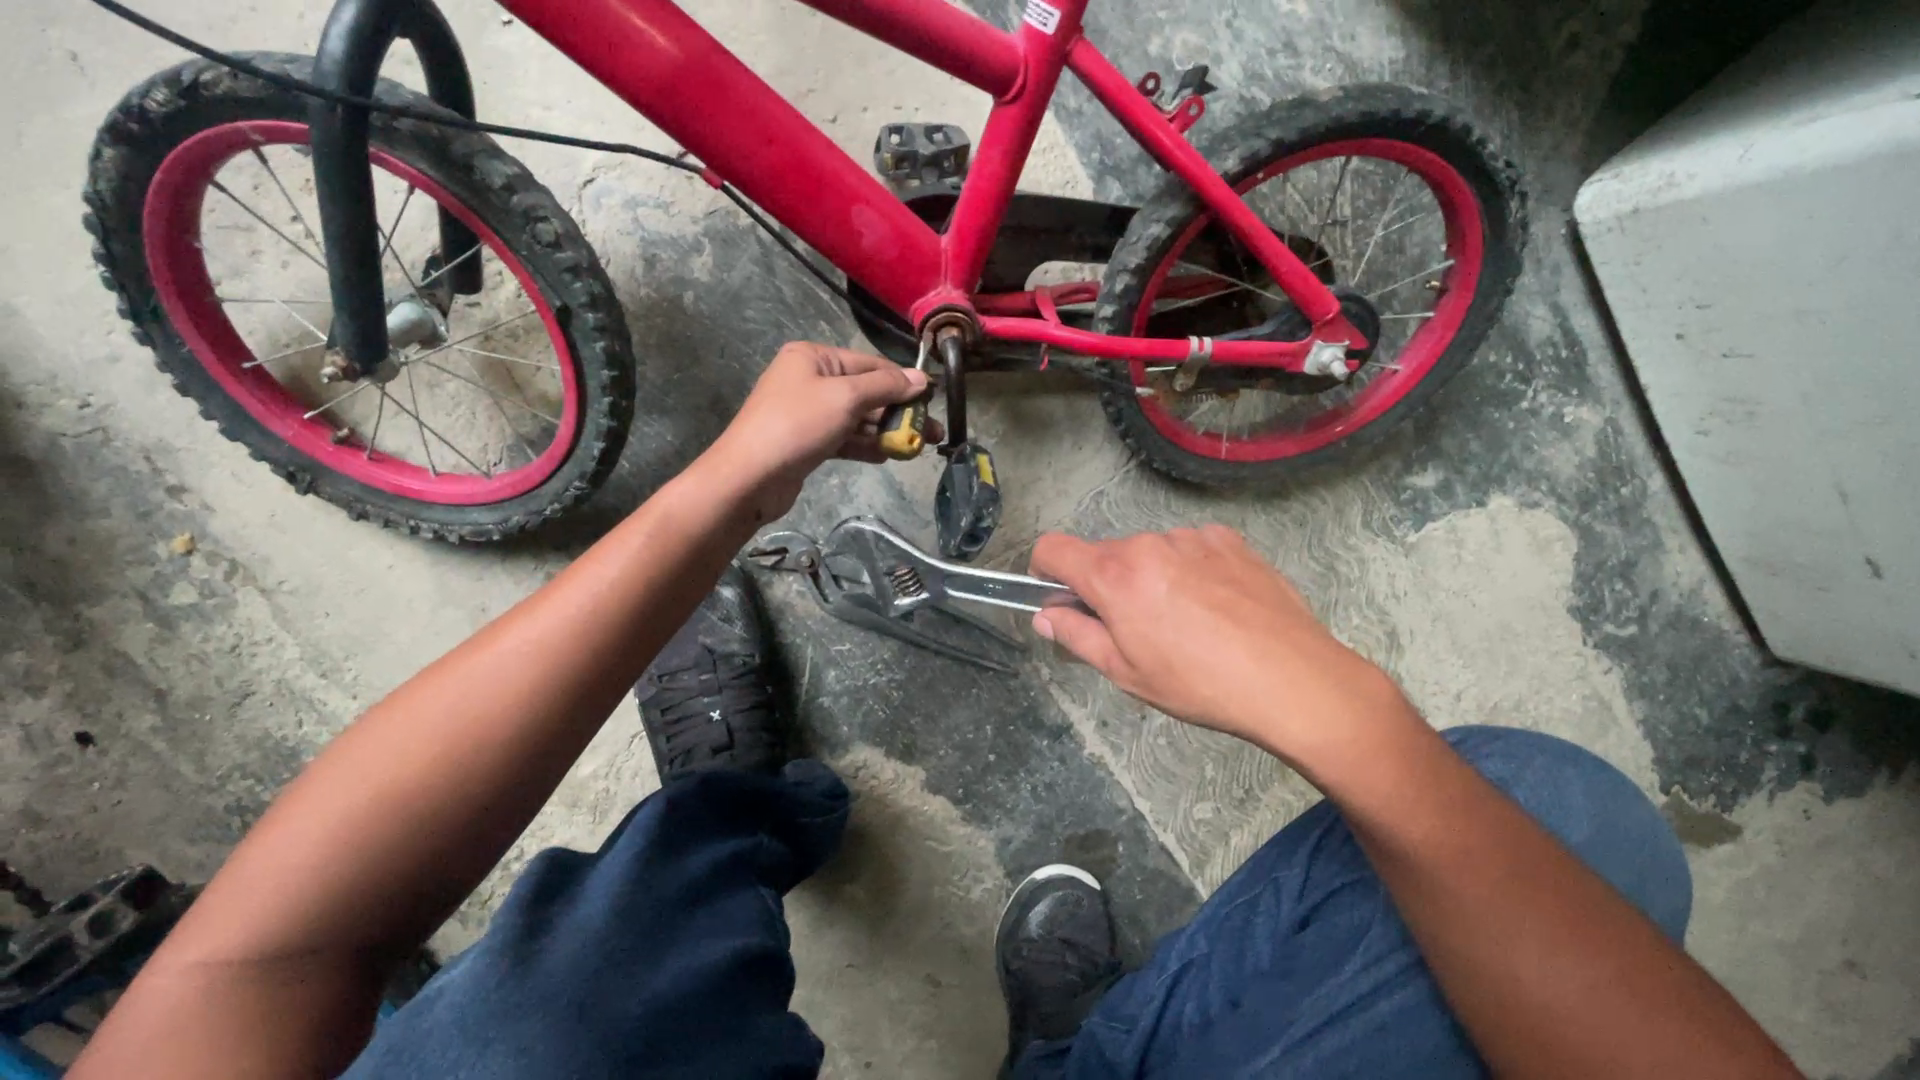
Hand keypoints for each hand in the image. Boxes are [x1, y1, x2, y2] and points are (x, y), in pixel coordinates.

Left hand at [703, 342, 935, 519]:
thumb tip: (921, 378)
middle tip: (931, 432)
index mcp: (813, 357)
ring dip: (885, 432)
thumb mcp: (846, 398)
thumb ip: (886, 386)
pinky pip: (844, 439)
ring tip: (916, 448)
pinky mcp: (807, 442)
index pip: (869, 364)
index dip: (901, 382)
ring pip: (856, 418)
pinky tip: (888, 457)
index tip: (932, 400)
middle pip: (865, 392)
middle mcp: (809, 379)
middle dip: (898, 412)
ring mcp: (807, 412)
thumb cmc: (798, 425)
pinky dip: (865, 446)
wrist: (749, 477)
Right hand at [1029, 527, 1419, 769]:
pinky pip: (1191, 548)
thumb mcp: (1126, 673)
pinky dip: (1189, 570)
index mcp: (1115, 575)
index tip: (1062, 601)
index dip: (1045, 574)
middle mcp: (1149, 544)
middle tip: (1135, 632)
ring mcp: (1193, 538)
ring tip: (1186, 624)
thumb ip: (1076, 636)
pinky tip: (1216, 608)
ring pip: (1150, 552)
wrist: (1292, 679)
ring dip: (1150, 577)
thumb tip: (1045, 614)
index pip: (1053, 549)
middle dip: (1106, 586)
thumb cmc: (1200, 685)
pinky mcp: (1230, 540)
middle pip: (1105, 555)